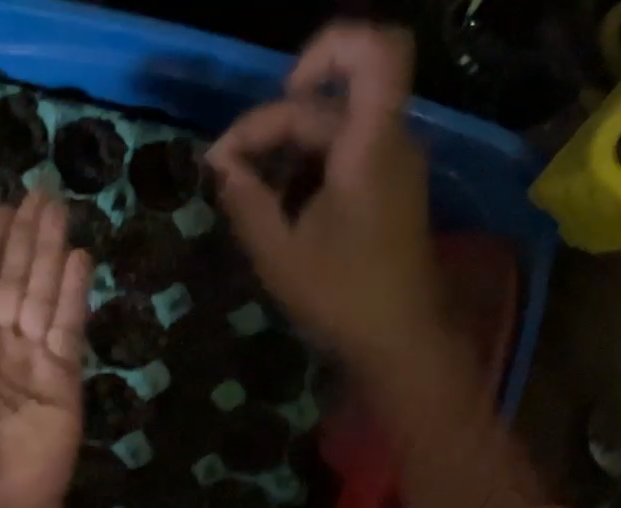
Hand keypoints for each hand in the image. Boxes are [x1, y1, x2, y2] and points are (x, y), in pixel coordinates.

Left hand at [0, 190, 94, 507]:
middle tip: (39, 195)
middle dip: (24, 240)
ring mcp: (33, 360)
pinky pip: (67, 329)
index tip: (0, 213)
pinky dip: (73, 295)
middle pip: (12, 283)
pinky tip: (78, 260)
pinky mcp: (64, 378)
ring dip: (49, 254)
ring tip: (59, 211)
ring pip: (41, 296)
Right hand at [207, 24, 444, 366]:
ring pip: (329, 131)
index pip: (372, 52)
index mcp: (369, 147)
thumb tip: (221, 164)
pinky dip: (301, 172)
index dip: (324, 52)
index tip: (278, 96)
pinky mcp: (385, 191)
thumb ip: (245, 199)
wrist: (399, 342)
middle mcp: (388, 143)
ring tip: (243, 197)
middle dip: (268, 130)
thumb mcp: (277, 253)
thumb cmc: (339, 298)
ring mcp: (390, 167)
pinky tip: (273, 210)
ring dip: (281, 154)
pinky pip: (340, 157)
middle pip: (326, 104)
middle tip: (221, 176)